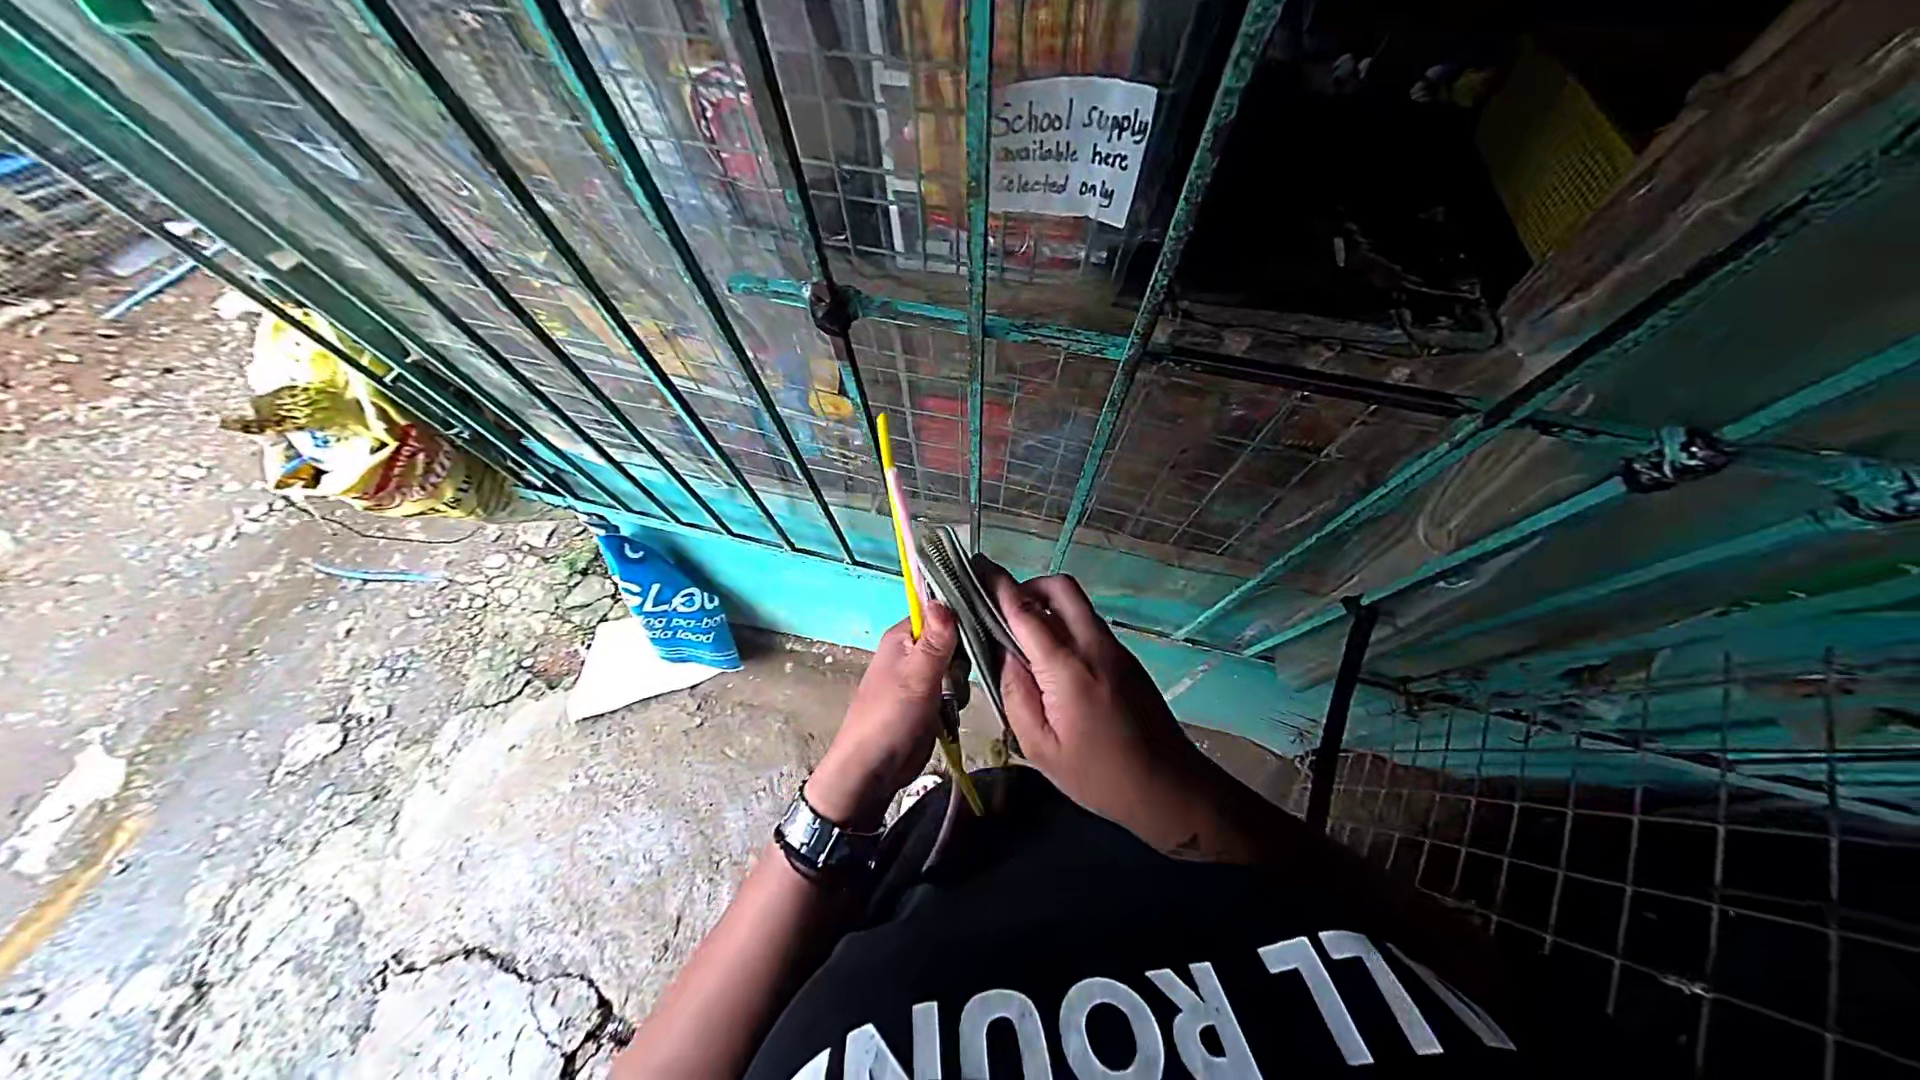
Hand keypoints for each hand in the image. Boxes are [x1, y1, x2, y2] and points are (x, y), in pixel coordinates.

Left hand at [805, 603, 957, 830]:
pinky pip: (952, 689)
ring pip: (956, 666)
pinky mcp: (928, 699)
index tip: (980, 629)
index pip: (938, 610)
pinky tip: (954, 711)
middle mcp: (911, 650)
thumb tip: (943, 598)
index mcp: (902, 636)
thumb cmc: (891, 716)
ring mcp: (920, 676)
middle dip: (962, 657)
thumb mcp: (917, 674)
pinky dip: (956, 699)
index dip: (960, 617)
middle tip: (960, 674)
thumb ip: (936, 639)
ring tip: (954, 698)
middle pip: (953, 639)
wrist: (873, 769)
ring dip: (960, 683)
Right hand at [980, 561, 1253, 859]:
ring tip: (1023, 636)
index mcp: (1068, 669)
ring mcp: (1115, 650)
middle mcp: (1094, 647)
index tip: (979, 568)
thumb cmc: (1099, 776)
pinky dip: (1065, 624)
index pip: (1026, 612)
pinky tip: (1052, 659)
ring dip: (1047, 605)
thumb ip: (1015, 694)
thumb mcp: (1040, 747)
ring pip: (1077, 605)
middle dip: (1028, 585)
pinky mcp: (1127, 659)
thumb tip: (1005, 655)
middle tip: (1003, 609)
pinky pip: (1089, 625)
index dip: (999, 586)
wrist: (1169, 787)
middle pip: (1061, 588)